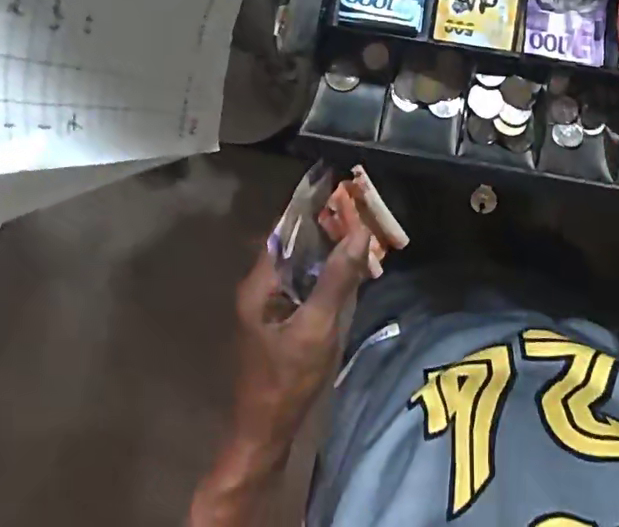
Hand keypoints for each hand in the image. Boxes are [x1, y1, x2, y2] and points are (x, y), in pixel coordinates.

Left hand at [225, 220, 373, 450]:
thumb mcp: (317, 326)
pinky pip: (304, 282)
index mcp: (260, 283)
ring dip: (326, 247)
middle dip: (324, 225)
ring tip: (358, 229)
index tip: (337, 184)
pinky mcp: (281, 320)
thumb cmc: (287, 379)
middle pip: (293, 244)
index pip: (285, 229)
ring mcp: (269, 305)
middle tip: (357, 207)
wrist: (266, 434)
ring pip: (300, 263)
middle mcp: (260, 287)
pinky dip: (325, 271)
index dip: (309, 206)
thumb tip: (358, 232)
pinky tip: (348, 268)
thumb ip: (338, 279)